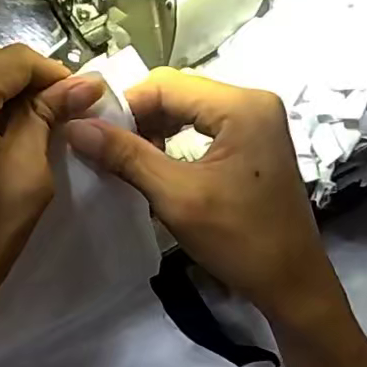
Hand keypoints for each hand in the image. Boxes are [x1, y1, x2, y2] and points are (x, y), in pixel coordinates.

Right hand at [64, 68, 342, 325]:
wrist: (291, 282)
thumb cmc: (239, 240)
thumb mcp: (176, 196)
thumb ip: (127, 157)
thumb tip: (75, 127)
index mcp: (241, 105)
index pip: (166, 84)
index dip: (124, 106)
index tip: (91, 134)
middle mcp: (253, 102)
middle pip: (178, 93)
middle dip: (138, 120)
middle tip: (104, 151)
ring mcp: (257, 122)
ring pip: (189, 111)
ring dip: (154, 132)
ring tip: (126, 162)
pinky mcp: (255, 143)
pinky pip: (204, 129)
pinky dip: (175, 143)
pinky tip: (155, 166)